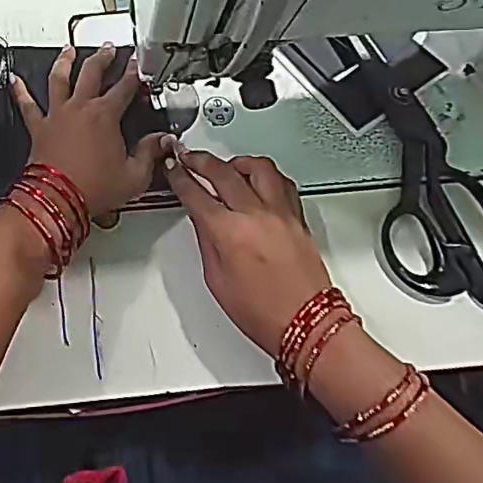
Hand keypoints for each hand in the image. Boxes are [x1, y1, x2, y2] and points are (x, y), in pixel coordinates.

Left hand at [11, 45, 171, 216]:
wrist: (58, 199)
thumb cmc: (92, 188)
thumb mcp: (134, 176)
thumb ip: (150, 153)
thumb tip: (161, 141)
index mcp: (106, 115)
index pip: (125, 86)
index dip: (134, 73)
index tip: (137, 64)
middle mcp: (80, 108)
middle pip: (92, 72)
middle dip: (102, 57)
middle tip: (108, 49)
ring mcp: (57, 115)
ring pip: (60, 78)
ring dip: (65, 61)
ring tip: (69, 51)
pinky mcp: (39, 127)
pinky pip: (26, 104)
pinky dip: (20, 91)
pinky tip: (15, 80)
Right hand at [163, 146, 330, 357]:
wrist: (308, 325)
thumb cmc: (266, 313)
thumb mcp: (216, 280)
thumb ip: (207, 241)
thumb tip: (202, 220)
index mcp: (229, 232)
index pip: (195, 192)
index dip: (180, 177)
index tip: (174, 169)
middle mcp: (256, 216)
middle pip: (222, 171)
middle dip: (199, 160)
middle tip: (189, 157)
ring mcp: (281, 213)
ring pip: (258, 167)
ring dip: (236, 162)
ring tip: (226, 165)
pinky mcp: (298, 218)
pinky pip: (282, 182)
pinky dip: (266, 175)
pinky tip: (258, 179)